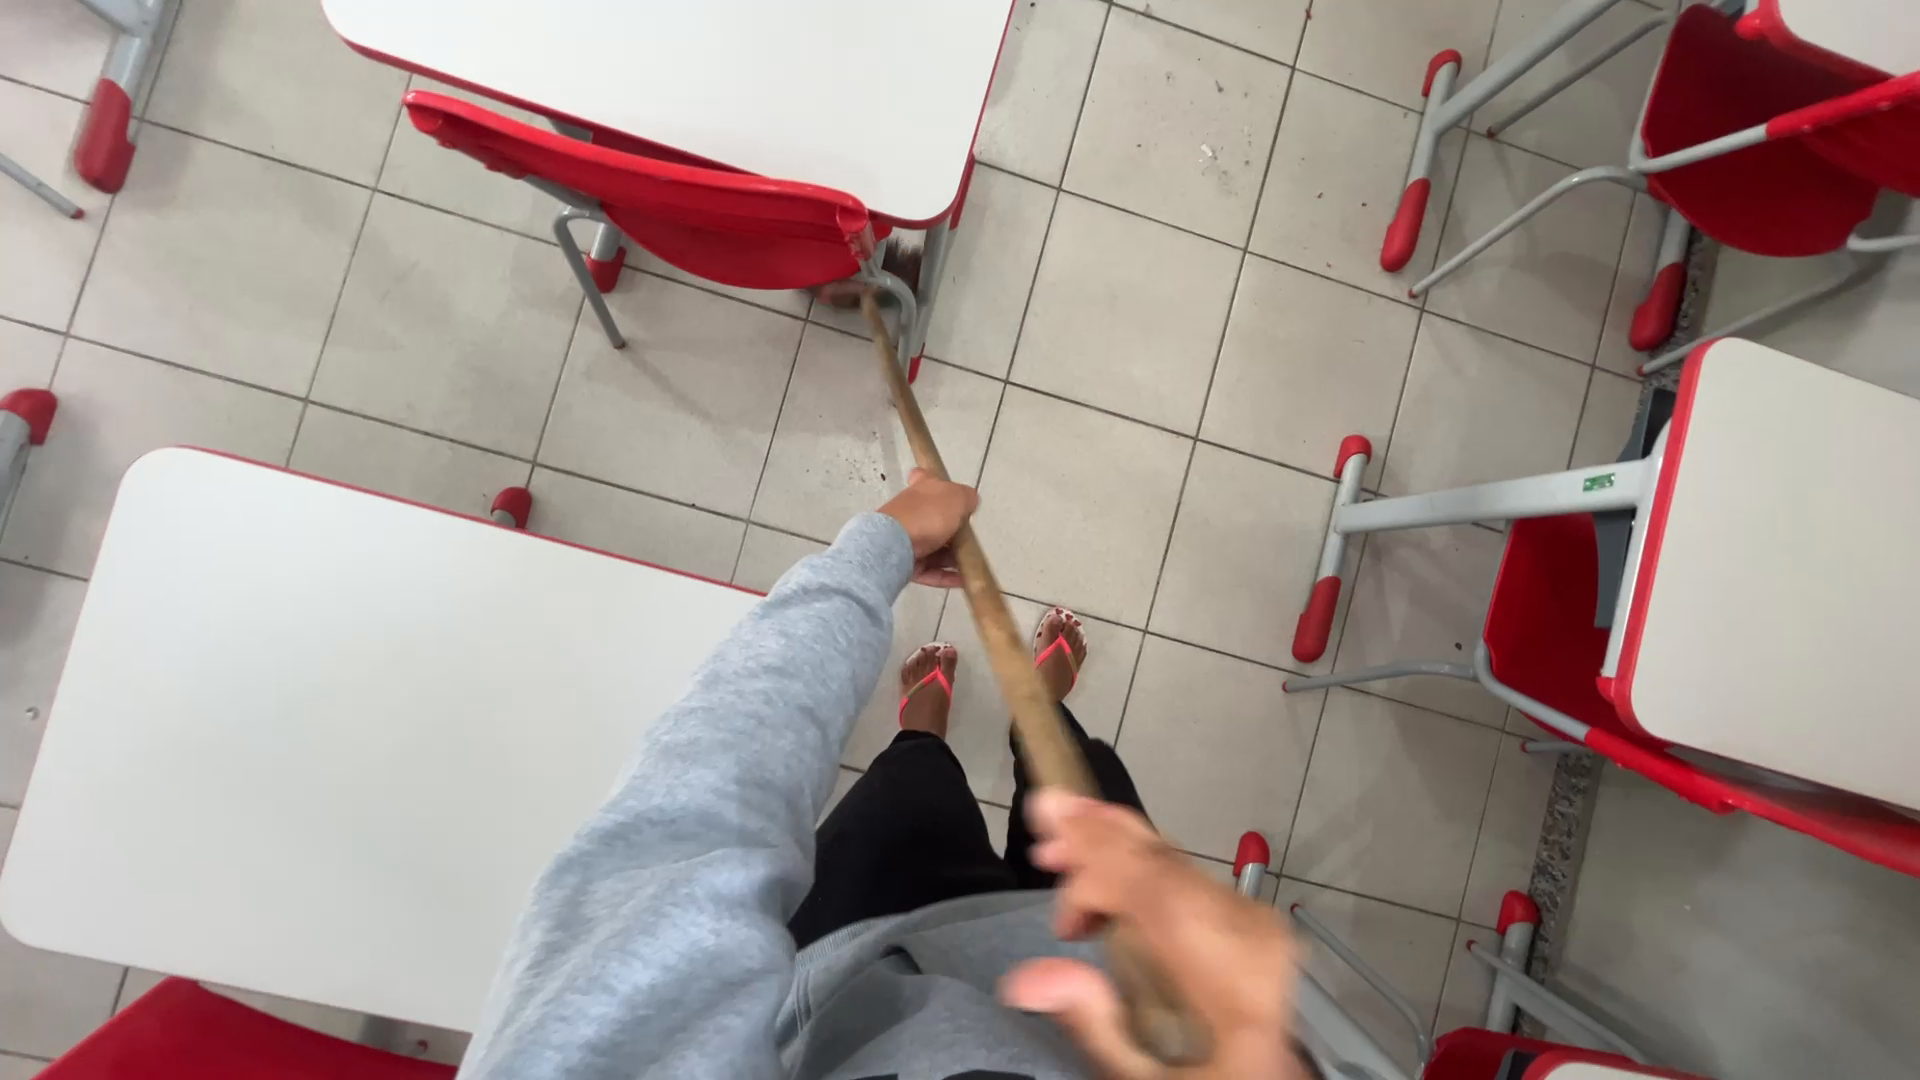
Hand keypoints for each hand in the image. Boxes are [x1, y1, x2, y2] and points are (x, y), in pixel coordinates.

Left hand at [878, 468, 979, 587]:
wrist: (894, 546)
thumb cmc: (927, 515)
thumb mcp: (957, 498)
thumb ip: (967, 497)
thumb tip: (969, 502)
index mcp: (920, 489)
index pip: (924, 477)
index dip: (936, 483)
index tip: (950, 495)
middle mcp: (910, 511)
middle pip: (934, 519)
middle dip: (953, 531)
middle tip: (970, 540)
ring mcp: (905, 538)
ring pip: (933, 547)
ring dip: (952, 557)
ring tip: (971, 565)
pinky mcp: (904, 563)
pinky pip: (929, 570)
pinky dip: (946, 575)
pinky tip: (963, 580)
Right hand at [999, 790, 1306, 1079]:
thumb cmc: (1209, 1075)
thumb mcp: (1150, 1077)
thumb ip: (1094, 1023)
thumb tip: (1025, 979)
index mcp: (1231, 975)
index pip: (1156, 889)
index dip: (1097, 865)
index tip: (1050, 880)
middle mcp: (1248, 930)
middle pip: (1161, 860)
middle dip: (1095, 834)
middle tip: (1041, 815)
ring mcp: (1252, 914)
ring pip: (1169, 854)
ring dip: (1108, 839)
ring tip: (1058, 839)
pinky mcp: (1244, 909)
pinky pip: (1180, 864)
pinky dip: (1133, 853)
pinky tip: (1096, 848)